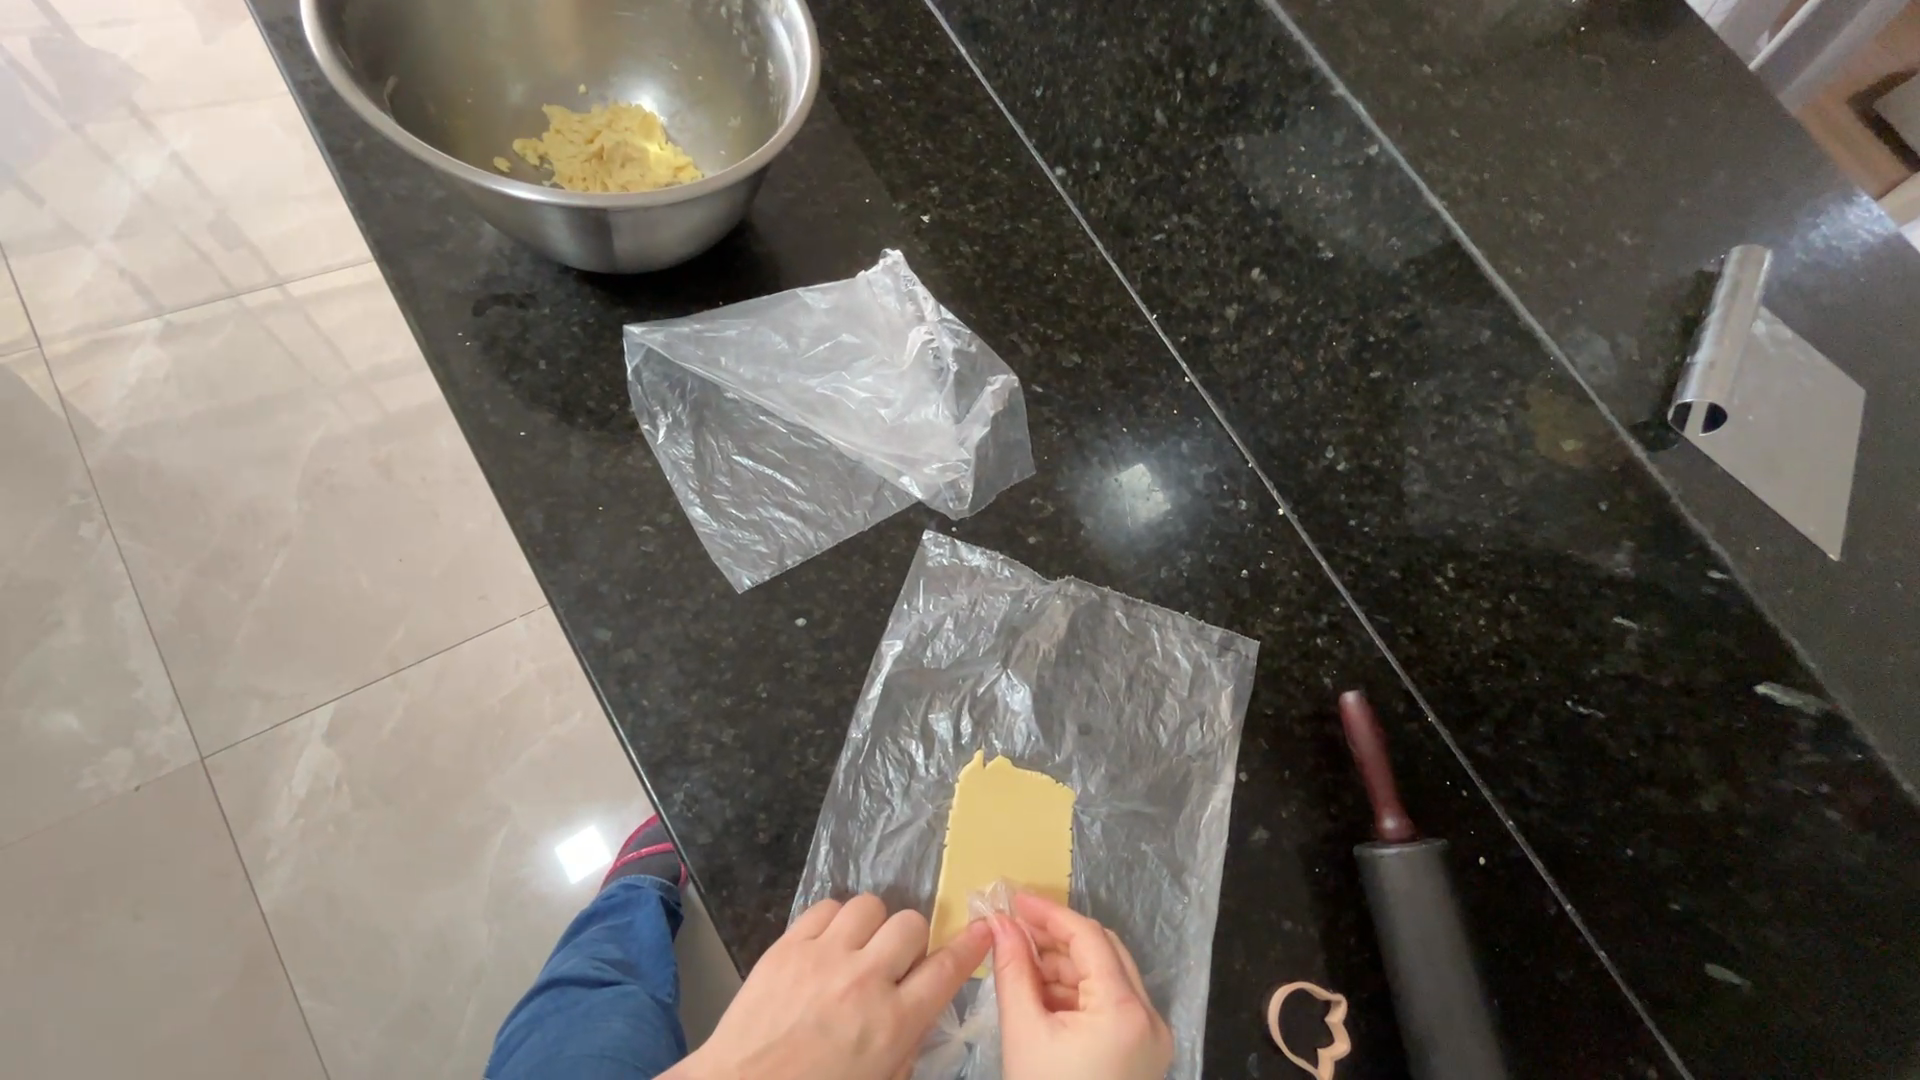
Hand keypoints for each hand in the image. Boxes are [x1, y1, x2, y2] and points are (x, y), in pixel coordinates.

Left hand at [670, 893, 990, 1079]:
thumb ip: (906, 1044)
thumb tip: (919, 1008)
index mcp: (892, 1023)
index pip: (946, 970)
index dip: (970, 946)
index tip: (984, 929)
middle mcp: (865, 980)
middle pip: (910, 925)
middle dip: (910, 941)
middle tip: (895, 962)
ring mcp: (824, 956)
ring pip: (870, 906)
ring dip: (871, 926)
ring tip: (858, 948)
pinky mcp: (788, 944)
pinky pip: (827, 906)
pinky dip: (834, 920)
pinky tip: (827, 943)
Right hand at [991, 892, 1173, 1079]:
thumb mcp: (1024, 1033)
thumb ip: (1014, 969)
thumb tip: (998, 921)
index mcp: (1126, 1009)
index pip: (1087, 936)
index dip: (1048, 913)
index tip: (1013, 899)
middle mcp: (1149, 1016)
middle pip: (1101, 950)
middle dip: (1056, 937)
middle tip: (1015, 927)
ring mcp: (1150, 1037)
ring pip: (1105, 975)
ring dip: (1063, 964)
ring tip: (1020, 963)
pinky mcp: (1142, 1054)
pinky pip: (1108, 1003)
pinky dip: (1075, 992)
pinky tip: (1040, 993)